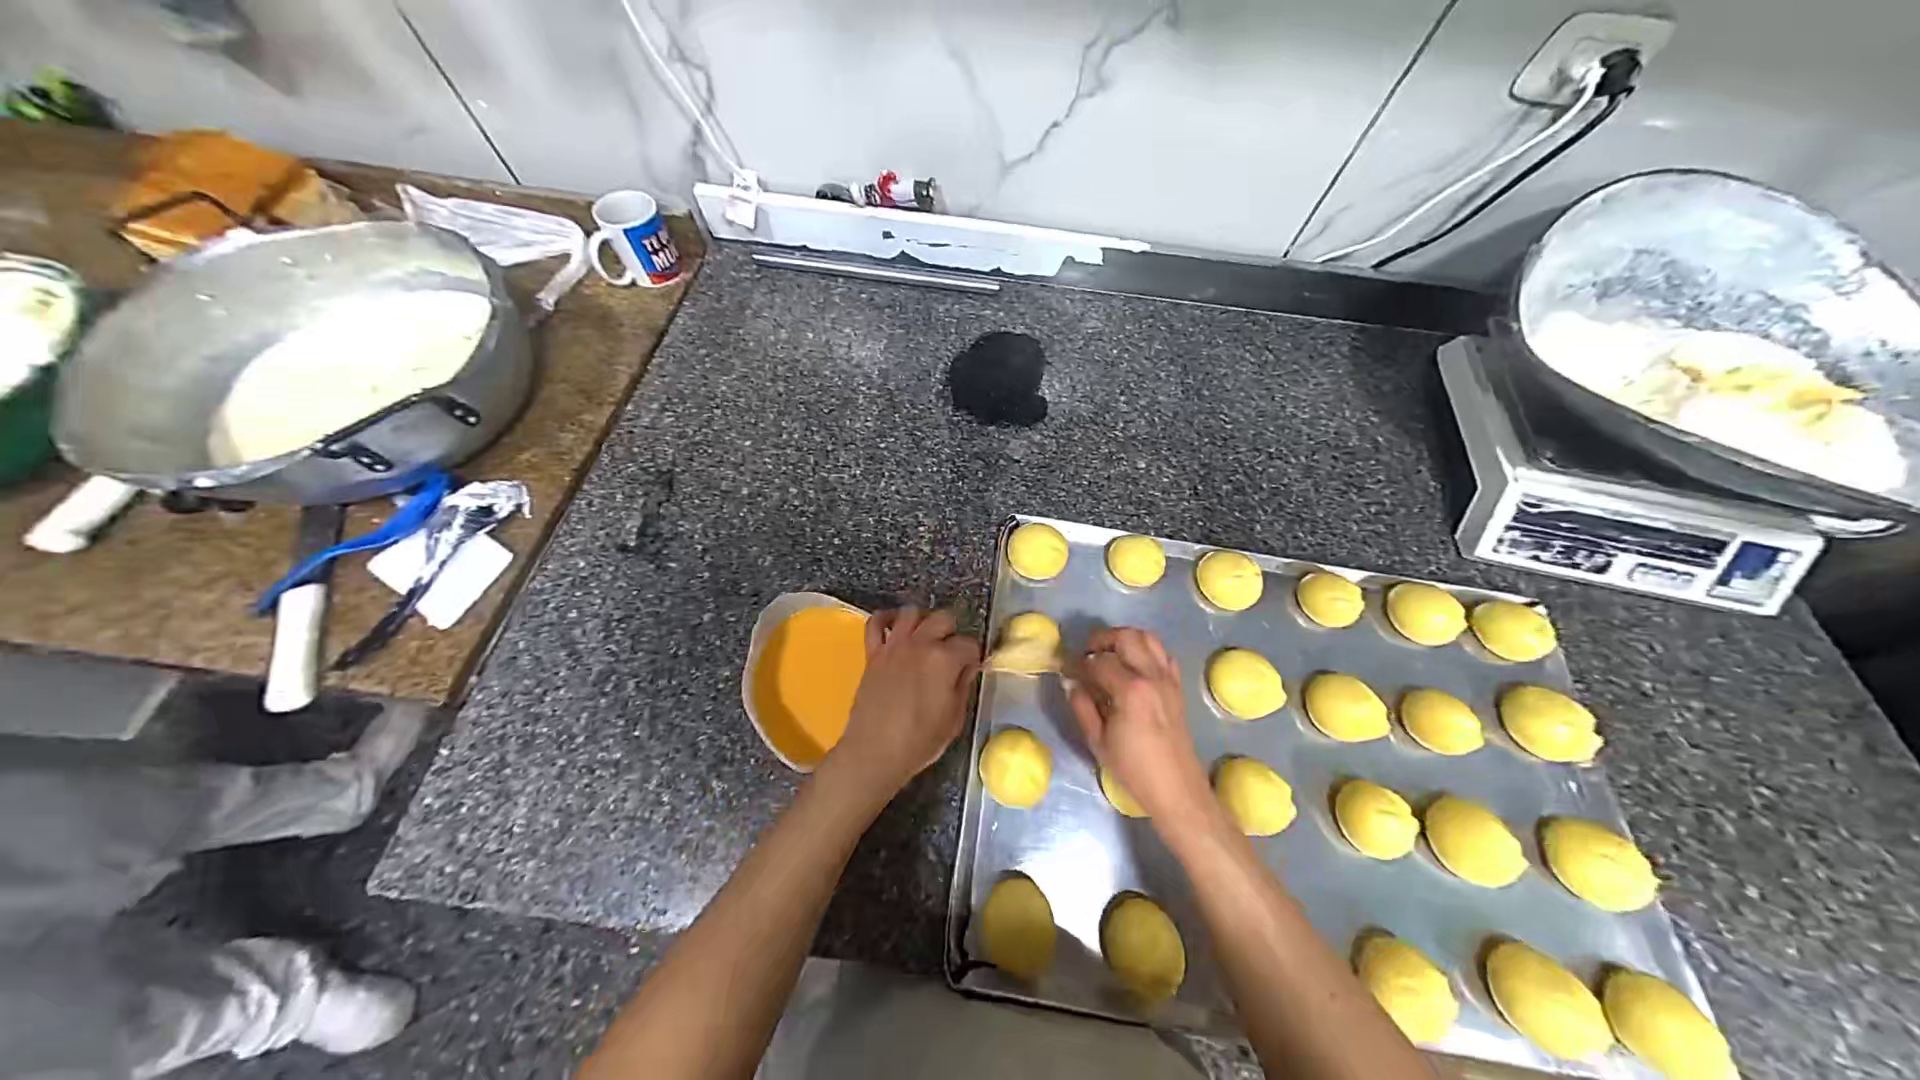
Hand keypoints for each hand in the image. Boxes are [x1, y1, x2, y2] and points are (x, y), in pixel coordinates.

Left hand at [824, 606, 980, 797]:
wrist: (874, 752)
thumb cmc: (919, 741)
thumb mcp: (954, 718)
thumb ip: (963, 685)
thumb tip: (967, 668)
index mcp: (945, 660)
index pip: (970, 644)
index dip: (974, 656)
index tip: (972, 668)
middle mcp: (920, 644)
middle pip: (943, 618)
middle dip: (952, 633)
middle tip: (951, 654)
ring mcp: (894, 645)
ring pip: (912, 612)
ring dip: (923, 620)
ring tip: (926, 638)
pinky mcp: (872, 653)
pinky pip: (876, 622)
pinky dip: (886, 619)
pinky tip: (895, 629)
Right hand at [1067, 626, 1216, 829]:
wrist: (1176, 787)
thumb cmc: (1133, 768)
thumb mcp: (1097, 740)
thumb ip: (1081, 706)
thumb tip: (1071, 682)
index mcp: (1130, 690)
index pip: (1098, 661)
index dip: (1079, 663)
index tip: (1067, 669)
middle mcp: (1152, 676)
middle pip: (1126, 637)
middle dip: (1102, 640)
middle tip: (1088, 654)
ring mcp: (1168, 679)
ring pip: (1147, 638)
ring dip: (1125, 639)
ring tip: (1109, 654)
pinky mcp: (1177, 686)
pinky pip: (1162, 654)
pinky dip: (1146, 650)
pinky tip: (1133, 666)